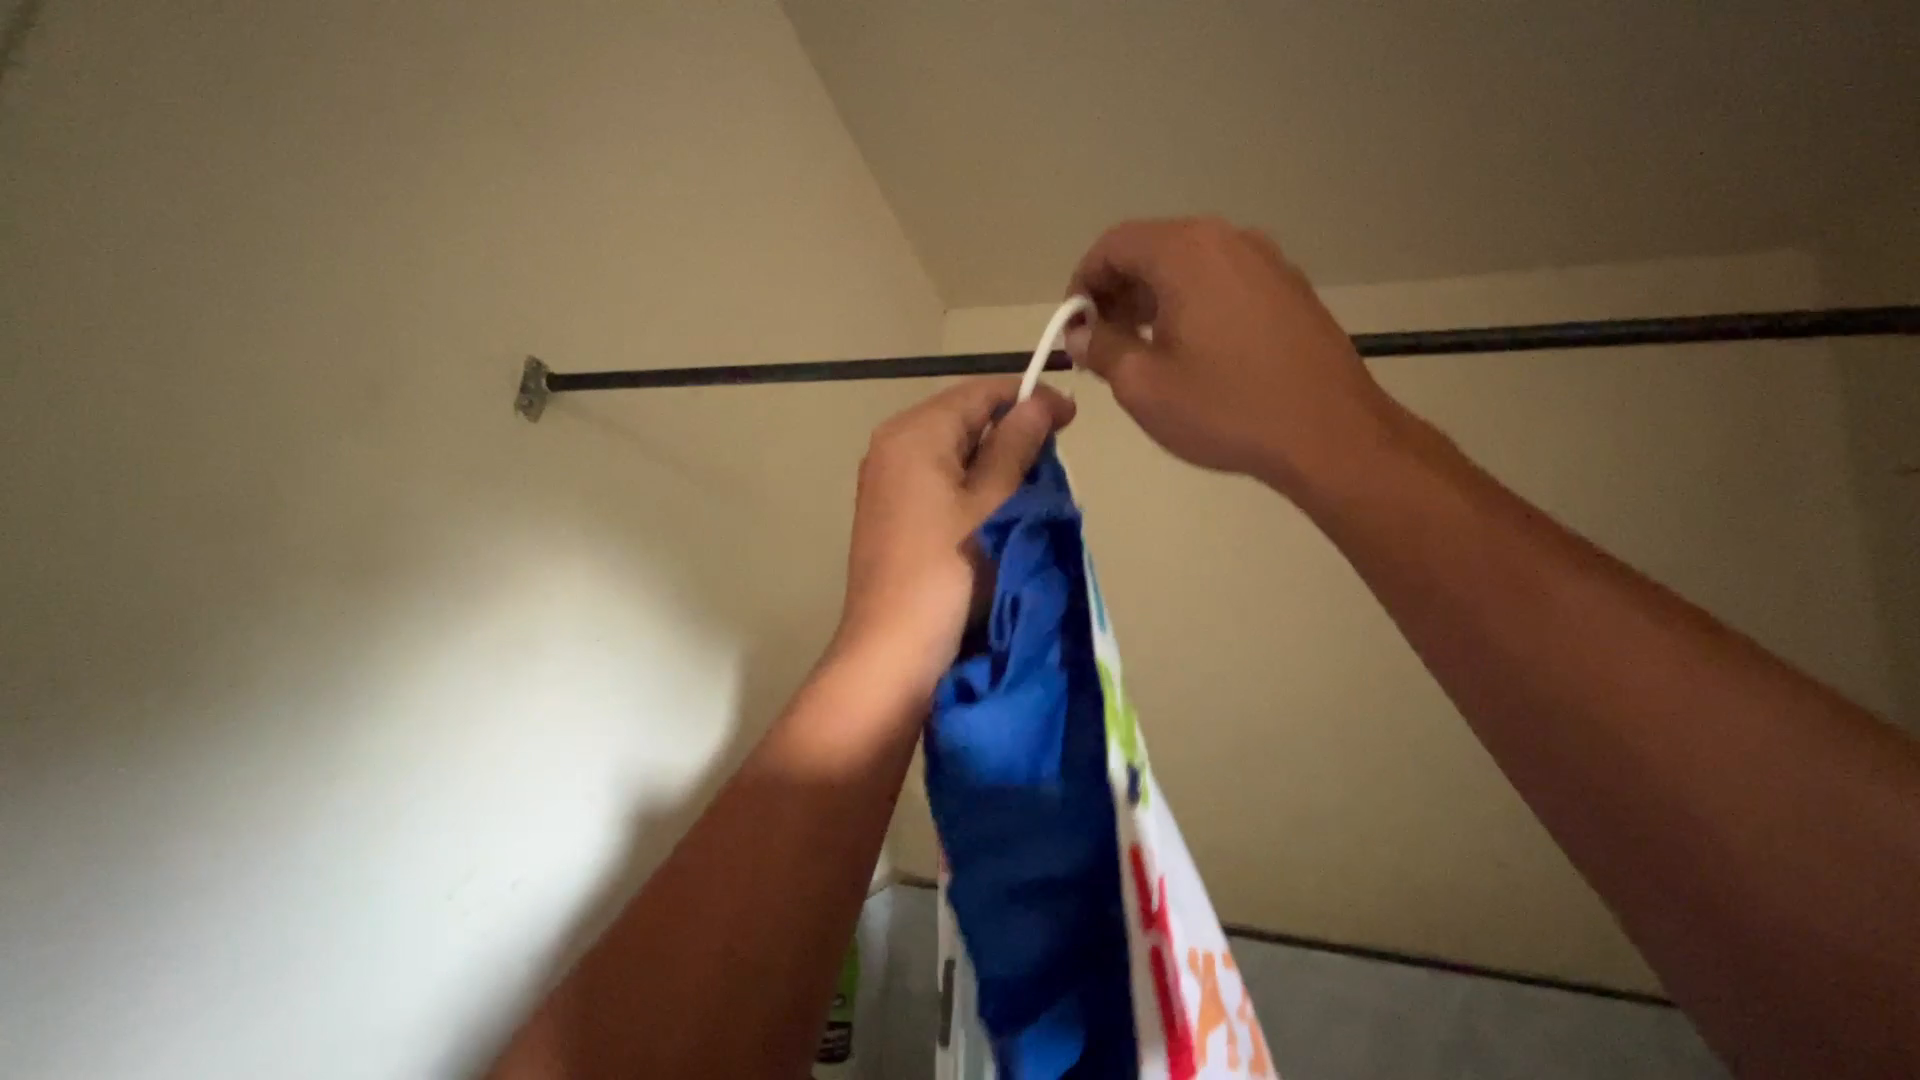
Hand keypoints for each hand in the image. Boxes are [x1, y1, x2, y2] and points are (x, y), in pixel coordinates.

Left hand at [833, 378, 1075, 694]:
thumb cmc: (950, 569)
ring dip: (994, 459)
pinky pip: (937, 479)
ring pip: (951, 450)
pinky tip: (998, 507)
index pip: (978, 392)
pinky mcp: (890, 512)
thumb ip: (1015, 446)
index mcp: (914, 433)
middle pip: (961, 418)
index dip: (1028, 397)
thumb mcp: (993, 504)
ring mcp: (886, 480)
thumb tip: (1038, 403)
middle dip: (1011, 429)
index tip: (1073, 417)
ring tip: (1034, 482)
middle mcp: (892, 445)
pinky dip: (971, 483)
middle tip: (1057, 454)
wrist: (893, 647)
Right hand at [1064, 217, 1404, 496]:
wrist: (1330, 434)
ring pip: (1189, 266)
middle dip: (1118, 293)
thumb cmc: (1226, 408)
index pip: (1113, 244)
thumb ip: (1101, 348)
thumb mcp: (1144, 386)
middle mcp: (1228, 239)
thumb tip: (1080, 332)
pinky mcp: (1289, 288)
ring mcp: (1266, 260)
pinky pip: (1223, 281)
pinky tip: (1194, 354)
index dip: (1083, 284)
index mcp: (1186, 251)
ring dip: (1155, 300)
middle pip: (1152, 249)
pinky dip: (1193, 305)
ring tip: (1144, 353)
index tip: (1075, 330)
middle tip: (1104, 345)